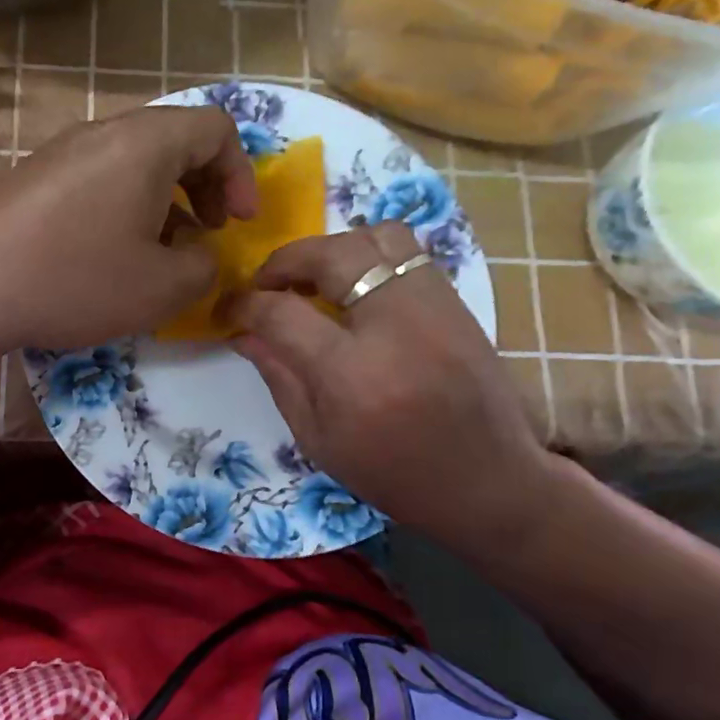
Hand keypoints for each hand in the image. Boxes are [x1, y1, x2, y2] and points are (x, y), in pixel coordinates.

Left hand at [0, 105, 254, 353]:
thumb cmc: (76, 279)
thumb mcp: (163, 287)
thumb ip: (204, 266)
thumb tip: (199, 252)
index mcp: (145, 142)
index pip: (216, 128)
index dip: (241, 174)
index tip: (239, 224)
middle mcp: (103, 131)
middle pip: (175, 139)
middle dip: (205, 186)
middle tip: (209, 232)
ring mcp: (62, 151)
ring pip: (135, 160)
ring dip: (164, 200)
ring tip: (162, 251)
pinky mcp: (34, 177)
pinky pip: (99, 177)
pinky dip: (125, 205)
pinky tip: (112, 254)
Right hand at [230, 222, 565, 543]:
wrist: (489, 482)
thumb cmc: (394, 474)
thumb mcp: (318, 439)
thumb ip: (279, 376)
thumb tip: (243, 332)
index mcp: (353, 375)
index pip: (282, 313)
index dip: (245, 304)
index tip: (230, 308)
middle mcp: (396, 328)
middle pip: (331, 255)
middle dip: (286, 261)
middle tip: (270, 284)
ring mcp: (434, 308)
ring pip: (377, 237)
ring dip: (333, 248)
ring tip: (317, 278)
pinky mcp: (457, 303)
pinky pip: (409, 251)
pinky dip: (371, 255)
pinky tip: (357, 286)